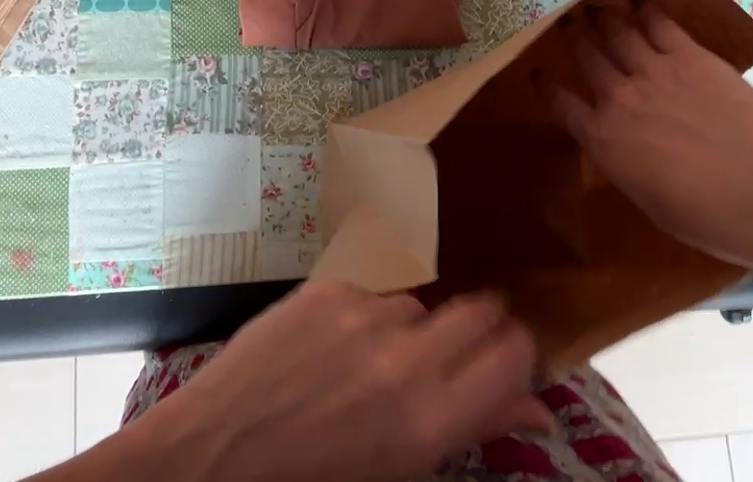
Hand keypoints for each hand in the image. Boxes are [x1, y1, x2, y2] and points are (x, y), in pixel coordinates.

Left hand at [141, 282, 550, 481]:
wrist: (213, 455)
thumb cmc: (313, 481)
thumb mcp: (401, 470)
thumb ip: (473, 429)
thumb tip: (538, 409)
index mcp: (430, 421)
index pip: (514, 355)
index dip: (518, 353)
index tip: (507, 361)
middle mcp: (405, 359)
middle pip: (480, 311)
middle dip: (479, 328)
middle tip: (455, 350)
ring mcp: (363, 316)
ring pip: (419, 306)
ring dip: (410, 330)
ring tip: (370, 363)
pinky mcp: (326, 290)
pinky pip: (371, 296)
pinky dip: (363, 319)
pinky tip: (330, 348)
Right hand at [537, 0, 752, 264]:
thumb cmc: (703, 214)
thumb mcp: (648, 199)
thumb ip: (630, 165)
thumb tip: (631, 154)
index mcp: (603, 138)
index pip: (562, 104)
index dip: (547, 87)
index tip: (539, 73)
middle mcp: (618, 97)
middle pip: (587, 57)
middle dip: (574, 37)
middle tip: (568, 22)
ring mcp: (652, 71)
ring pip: (618, 34)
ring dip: (603, 18)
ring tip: (596, 7)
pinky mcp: (688, 56)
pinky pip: (660, 26)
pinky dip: (646, 11)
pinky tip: (640, 2)